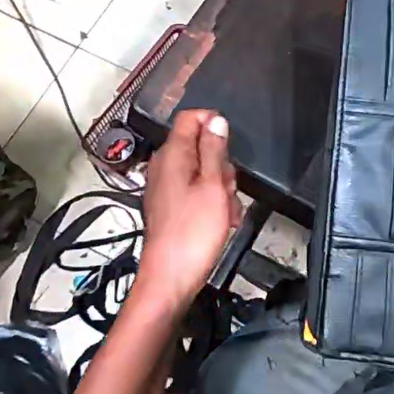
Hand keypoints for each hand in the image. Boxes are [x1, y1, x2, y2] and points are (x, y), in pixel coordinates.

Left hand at [135, 110, 240, 311]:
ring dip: (220, 186)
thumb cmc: (192, 234)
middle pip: (199, 146)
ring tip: (225, 209)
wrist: (171, 276)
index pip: (190, 117)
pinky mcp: (170, 205)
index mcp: (172, 155)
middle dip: (221, 163)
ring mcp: (165, 186)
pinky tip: (220, 220)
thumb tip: (215, 120)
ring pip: (201, 171)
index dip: (212, 123)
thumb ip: (214, 149)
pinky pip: (196, 191)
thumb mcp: (213, 185)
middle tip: (228, 186)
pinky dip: (211, 201)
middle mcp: (164, 166)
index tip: (229, 142)